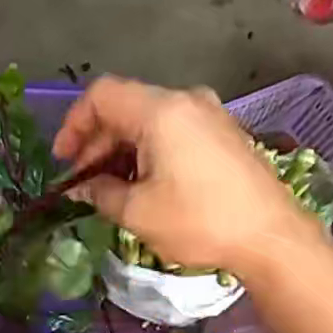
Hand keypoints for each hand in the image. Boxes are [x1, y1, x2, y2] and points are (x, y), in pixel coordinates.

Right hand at [52, 76, 325, 277]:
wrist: (269, 235)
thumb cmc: (200, 222)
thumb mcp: (139, 214)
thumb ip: (103, 194)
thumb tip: (86, 188)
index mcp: (160, 110)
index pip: (102, 96)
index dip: (74, 125)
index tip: (63, 160)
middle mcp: (186, 101)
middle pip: (127, 108)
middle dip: (98, 144)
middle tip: (84, 182)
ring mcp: (211, 116)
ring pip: (152, 123)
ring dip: (125, 151)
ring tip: (113, 189)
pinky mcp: (225, 137)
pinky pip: (176, 134)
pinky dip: (152, 154)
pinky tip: (148, 186)